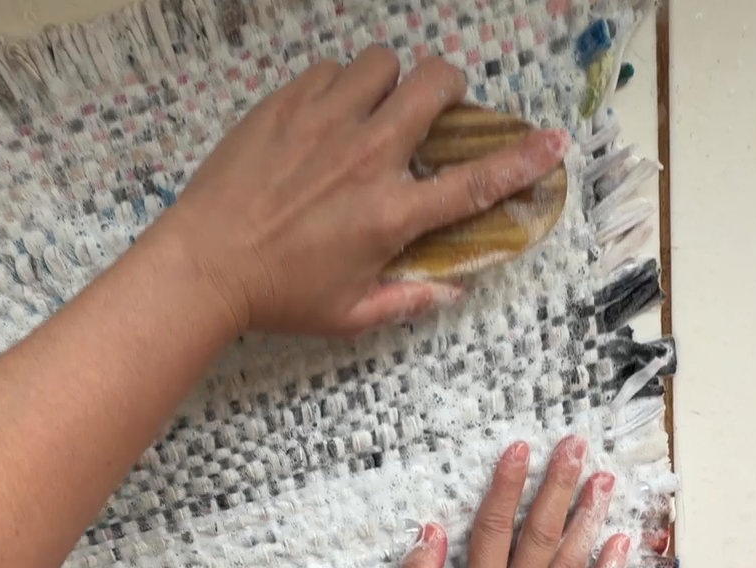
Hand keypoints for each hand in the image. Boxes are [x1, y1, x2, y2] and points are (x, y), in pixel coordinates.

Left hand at [152, 46, 569, 337]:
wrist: (205, 266)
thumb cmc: (278, 298)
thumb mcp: (348, 316)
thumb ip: (406, 303)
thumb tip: (453, 293)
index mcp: (389, 215)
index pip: (473, 183)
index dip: (520, 161)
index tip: (550, 145)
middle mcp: (367, 156)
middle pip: (436, 83)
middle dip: (447, 90)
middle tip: (429, 114)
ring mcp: (325, 122)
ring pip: (383, 63)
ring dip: (387, 85)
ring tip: (367, 115)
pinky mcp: (286, 105)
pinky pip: (330, 71)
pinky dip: (337, 89)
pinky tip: (321, 122)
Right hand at [388, 437, 630, 567]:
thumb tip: (429, 533)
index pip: (495, 526)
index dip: (507, 484)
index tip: (520, 449)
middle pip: (543, 531)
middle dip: (560, 484)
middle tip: (576, 446)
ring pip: (572, 557)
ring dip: (589, 515)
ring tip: (605, 479)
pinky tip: (622, 541)